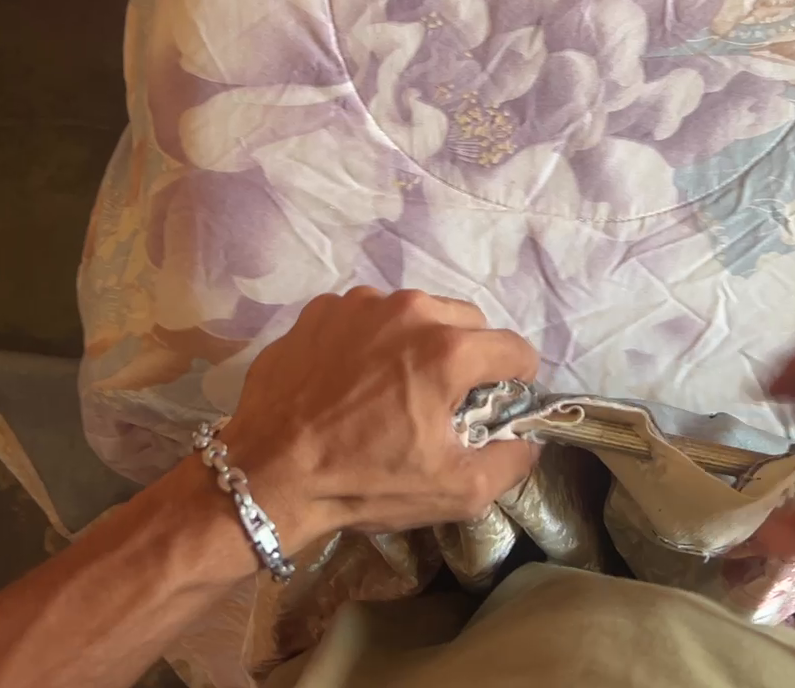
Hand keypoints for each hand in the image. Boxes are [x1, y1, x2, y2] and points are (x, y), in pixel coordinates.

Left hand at [215, 287, 539, 548]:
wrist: (265, 474)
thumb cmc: (363, 481)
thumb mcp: (452, 490)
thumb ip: (510, 462)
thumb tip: (529, 441)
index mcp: (449, 349)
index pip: (514, 348)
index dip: (516, 379)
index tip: (499, 401)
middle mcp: (411, 310)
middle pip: (469, 322)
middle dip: (469, 355)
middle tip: (444, 396)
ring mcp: (363, 303)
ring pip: (417, 312)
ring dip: (419, 341)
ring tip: (392, 384)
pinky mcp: (323, 308)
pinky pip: (368, 315)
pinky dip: (372, 338)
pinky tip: (350, 375)